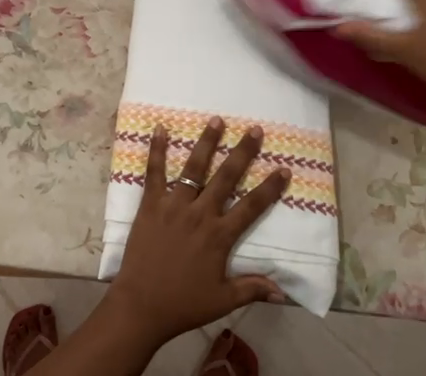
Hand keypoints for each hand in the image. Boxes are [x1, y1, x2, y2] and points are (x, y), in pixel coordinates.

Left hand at [103, 118, 290, 345]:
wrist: (142, 305)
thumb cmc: (184, 303)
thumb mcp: (223, 300)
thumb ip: (252, 288)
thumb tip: (284, 292)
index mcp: (220, 236)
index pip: (252, 206)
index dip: (269, 187)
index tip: (283, 168)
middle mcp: (200, 213)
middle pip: (226, 177)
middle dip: (242, 152)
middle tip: (254, 129)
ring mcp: (174, 205)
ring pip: (193, 168)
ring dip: (206, 142)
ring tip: (216, 119)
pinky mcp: (150, 204)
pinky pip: (154, 172)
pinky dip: (156, 149)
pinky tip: (159, 128)